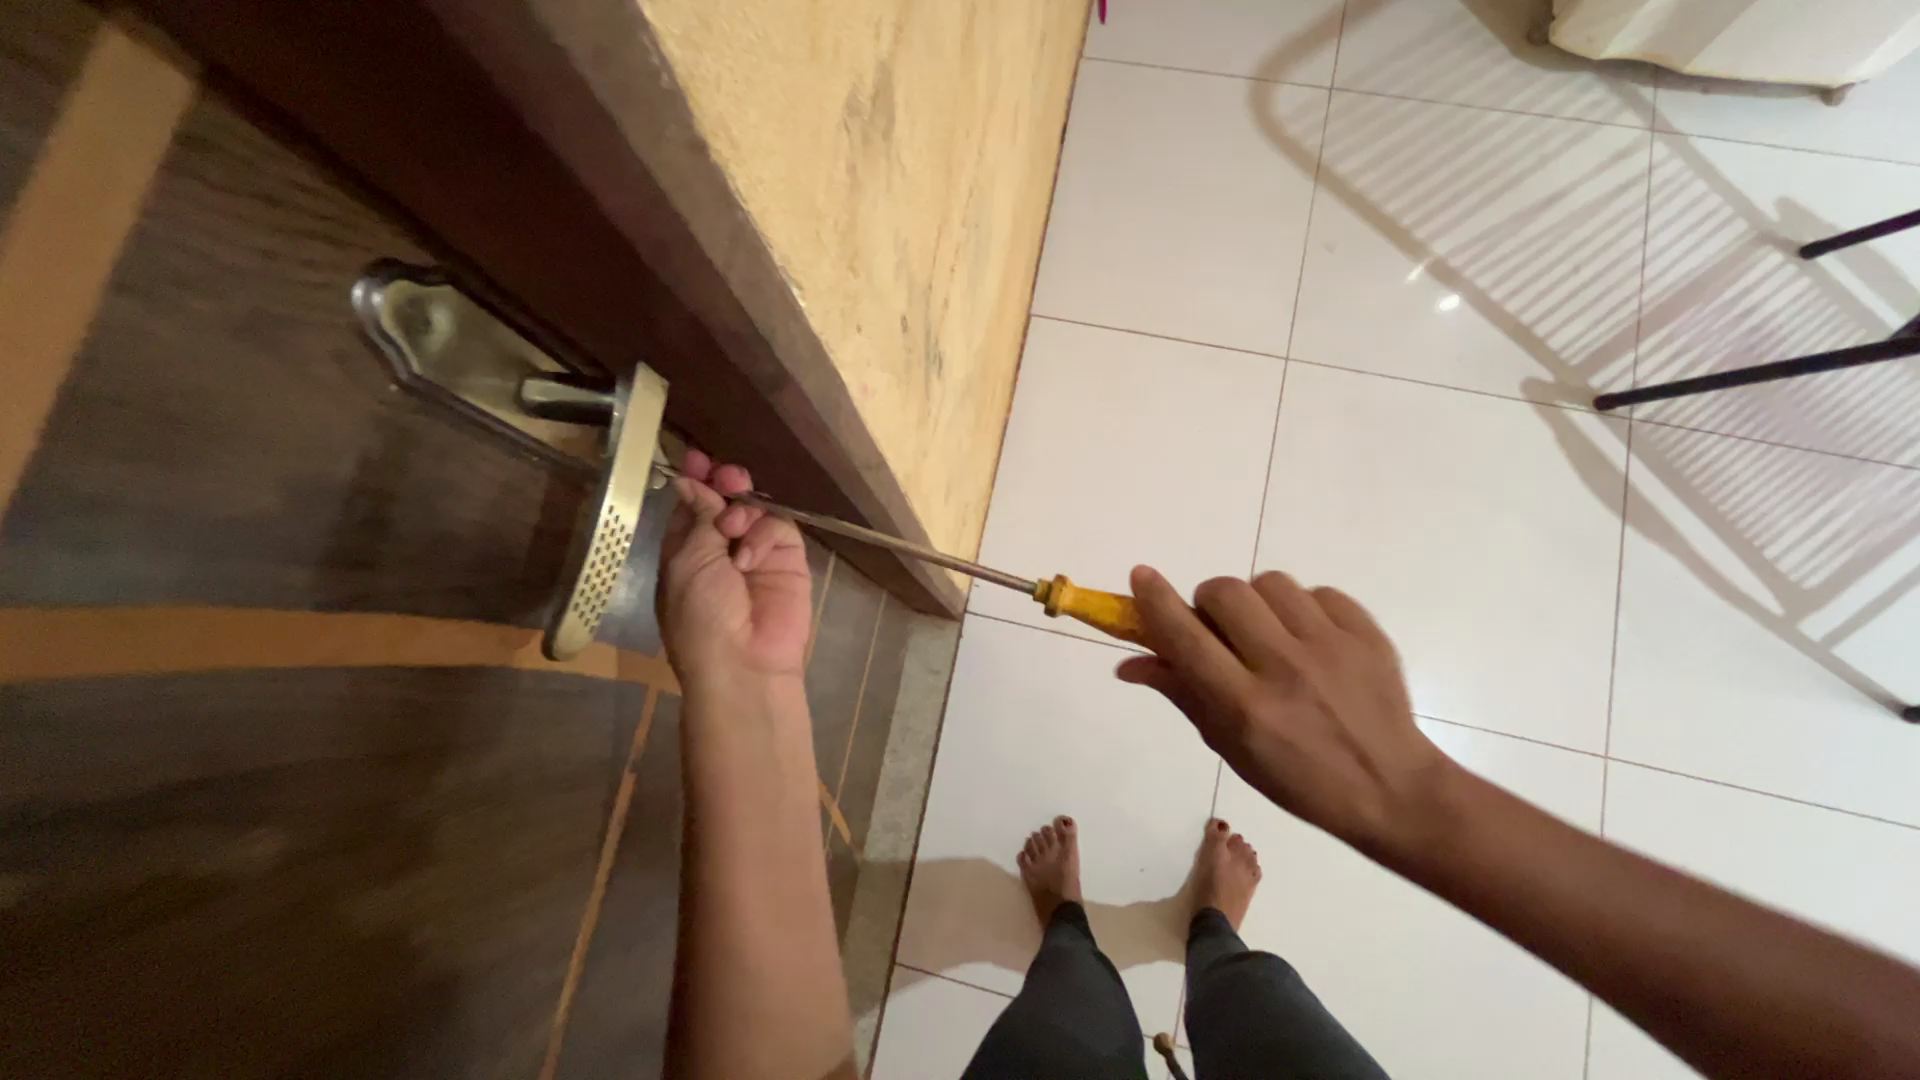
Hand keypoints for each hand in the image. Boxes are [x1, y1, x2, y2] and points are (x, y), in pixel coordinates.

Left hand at [657, 450, 812, 684]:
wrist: (744, 662)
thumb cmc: (700, 615)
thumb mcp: (688, 562)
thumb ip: (698, 517)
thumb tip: (689, 481)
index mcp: (686, 549)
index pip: (692, 503)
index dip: (695, 480)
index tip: (698, 458)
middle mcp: (721, 547)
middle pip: (726, 500)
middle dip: (725, 484)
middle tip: (728, 478)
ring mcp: (757, 552)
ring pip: (755, 509)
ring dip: (743, 508)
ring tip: (734, 523)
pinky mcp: (788, 560)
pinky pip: (779, 528)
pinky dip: (764, 535)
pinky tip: (750, 557)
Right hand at [1116, 566, 1452, 850]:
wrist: (1392, 789)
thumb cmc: (1296, 777)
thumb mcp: (1229, 746)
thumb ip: (1181, 694)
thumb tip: (1129, 663)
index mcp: (1245, 706)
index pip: (1186, 638)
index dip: (1157, 601)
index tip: (1141, 575)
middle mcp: (1284, 668)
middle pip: (1225, 592)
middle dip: (1210, 603)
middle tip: (1221, 629)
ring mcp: (1331, 647)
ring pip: (1270, 583)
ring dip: (1257, 602)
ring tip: (1271, 633)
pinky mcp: (1367, 633)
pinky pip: (1318, 591)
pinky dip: (1304, 608)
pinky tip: (1310, 639)